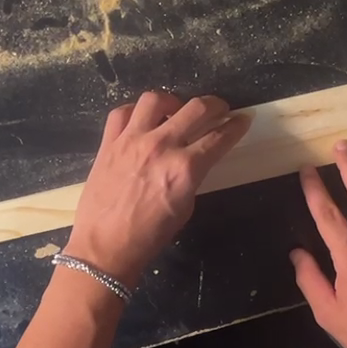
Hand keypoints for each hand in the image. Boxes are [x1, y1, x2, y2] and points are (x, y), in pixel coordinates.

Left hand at [64, 91, 250, 285]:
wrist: (104, 248)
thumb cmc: (149, 236)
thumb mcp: (185, 208)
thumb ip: (193, 176)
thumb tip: (196, 158)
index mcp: (185, 168)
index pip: (219, 137)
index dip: (236, 126)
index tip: (242, 119)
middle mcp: (160, 146)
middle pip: (196, 109)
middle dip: (215, 105)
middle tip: (218, 109)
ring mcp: (131, 141)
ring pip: (155, 99)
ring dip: (172, 101)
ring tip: (175, 111)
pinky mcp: (108, 143)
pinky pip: (121, 112)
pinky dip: (135, 112)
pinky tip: (142, 121)